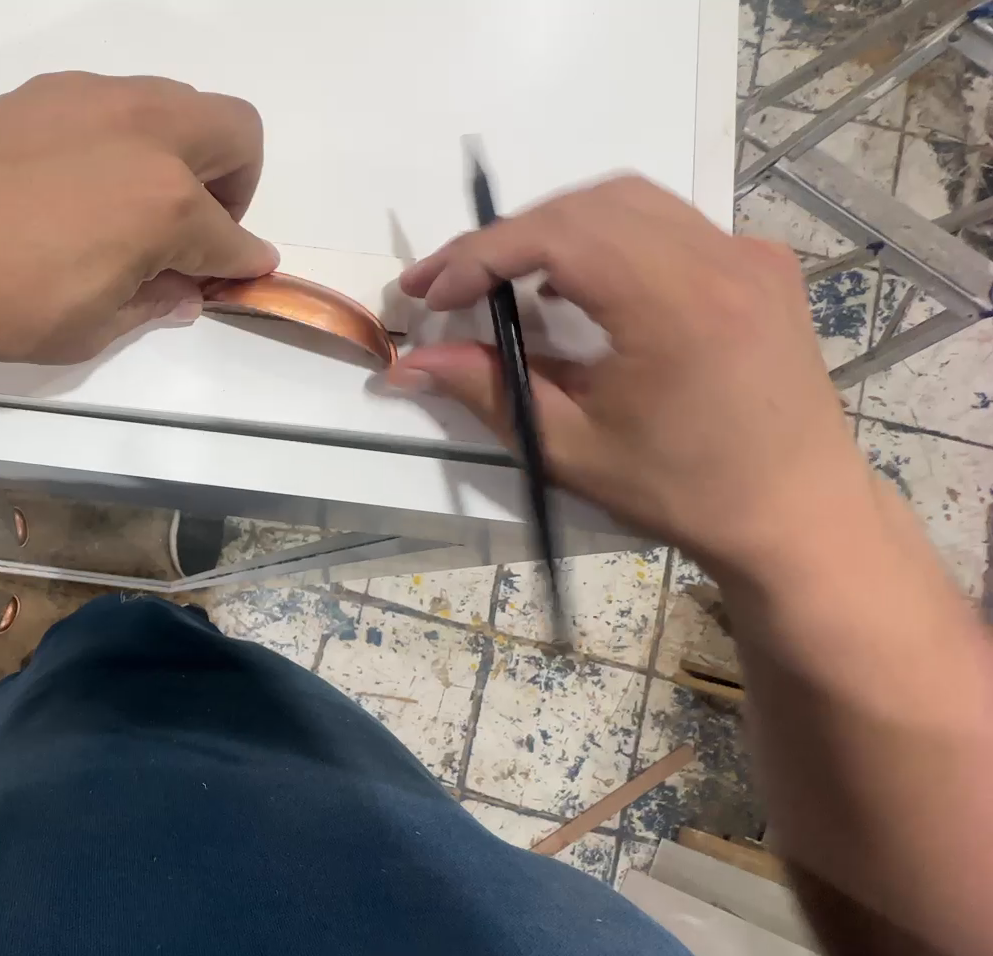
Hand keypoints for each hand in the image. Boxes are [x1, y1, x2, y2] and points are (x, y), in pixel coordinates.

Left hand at [0, 71, 278, 365]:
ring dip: (184, 152)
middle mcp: (143, 132)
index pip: (230, 236)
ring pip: (177, 102)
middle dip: (237, 185)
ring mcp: (91, 98)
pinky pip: (115, 101)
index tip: (245, 274)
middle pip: (235, 133)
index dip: (243, 263)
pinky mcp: (44, 89)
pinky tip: (80, 181)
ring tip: (136, 205)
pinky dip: (126, 138)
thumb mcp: (84, 329)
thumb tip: (183, 290)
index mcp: (162, 203)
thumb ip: (149, 303)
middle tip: (197, 231)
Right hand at [391, 176, 872, 576]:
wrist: (792, 508)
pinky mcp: (752, 266)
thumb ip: (484, 388)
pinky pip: (658, 224)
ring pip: (624, 202)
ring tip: (487, 279)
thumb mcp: (563, 444)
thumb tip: (407, 364)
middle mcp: (722, 259)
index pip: (561, 236)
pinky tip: (559, 284)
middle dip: (500, 238)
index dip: (479, 256)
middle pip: (588, 206)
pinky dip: (591, 239)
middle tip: (438, 284)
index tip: (428, 297)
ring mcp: (745, 256)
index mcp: (678, 305)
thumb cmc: (675, 486)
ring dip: (543, 231)